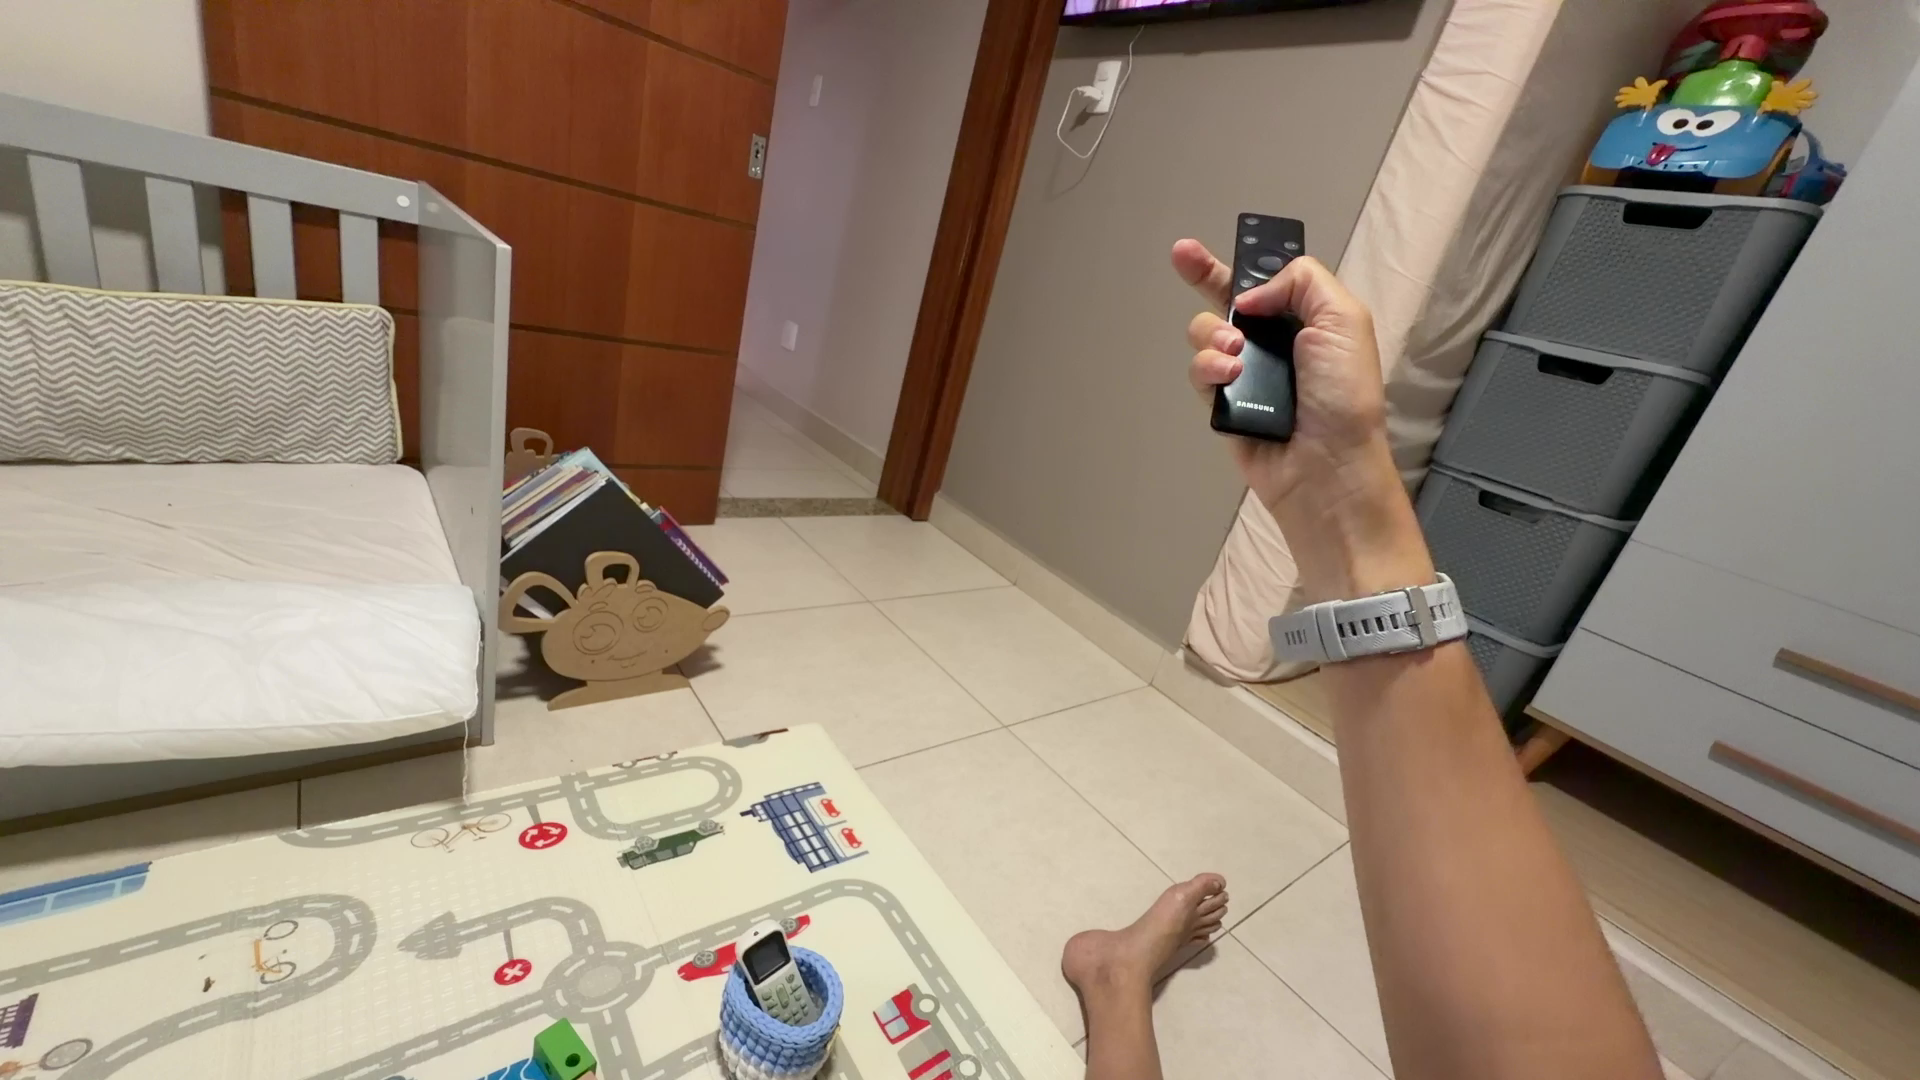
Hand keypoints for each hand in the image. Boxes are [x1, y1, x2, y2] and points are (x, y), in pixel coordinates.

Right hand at [1174, 239, 1430, 598]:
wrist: (1325, 463)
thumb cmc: (1343, 393)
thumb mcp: (1344, 320)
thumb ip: (1301, 283)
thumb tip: (1249, 297)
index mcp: (1304, 319)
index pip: (1264, 281)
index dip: (1233, 263)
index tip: (1193, 249)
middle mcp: (1270, 342)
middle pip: (1223, 300)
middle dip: (1203, 276)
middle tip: (1183, 257)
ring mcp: (1243, 373)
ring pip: (1204, 334)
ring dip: (1213, 334)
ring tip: (1236, 354)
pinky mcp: (1222, 404)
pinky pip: (1200, 373)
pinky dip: (1209, 369)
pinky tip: (1229, 377)